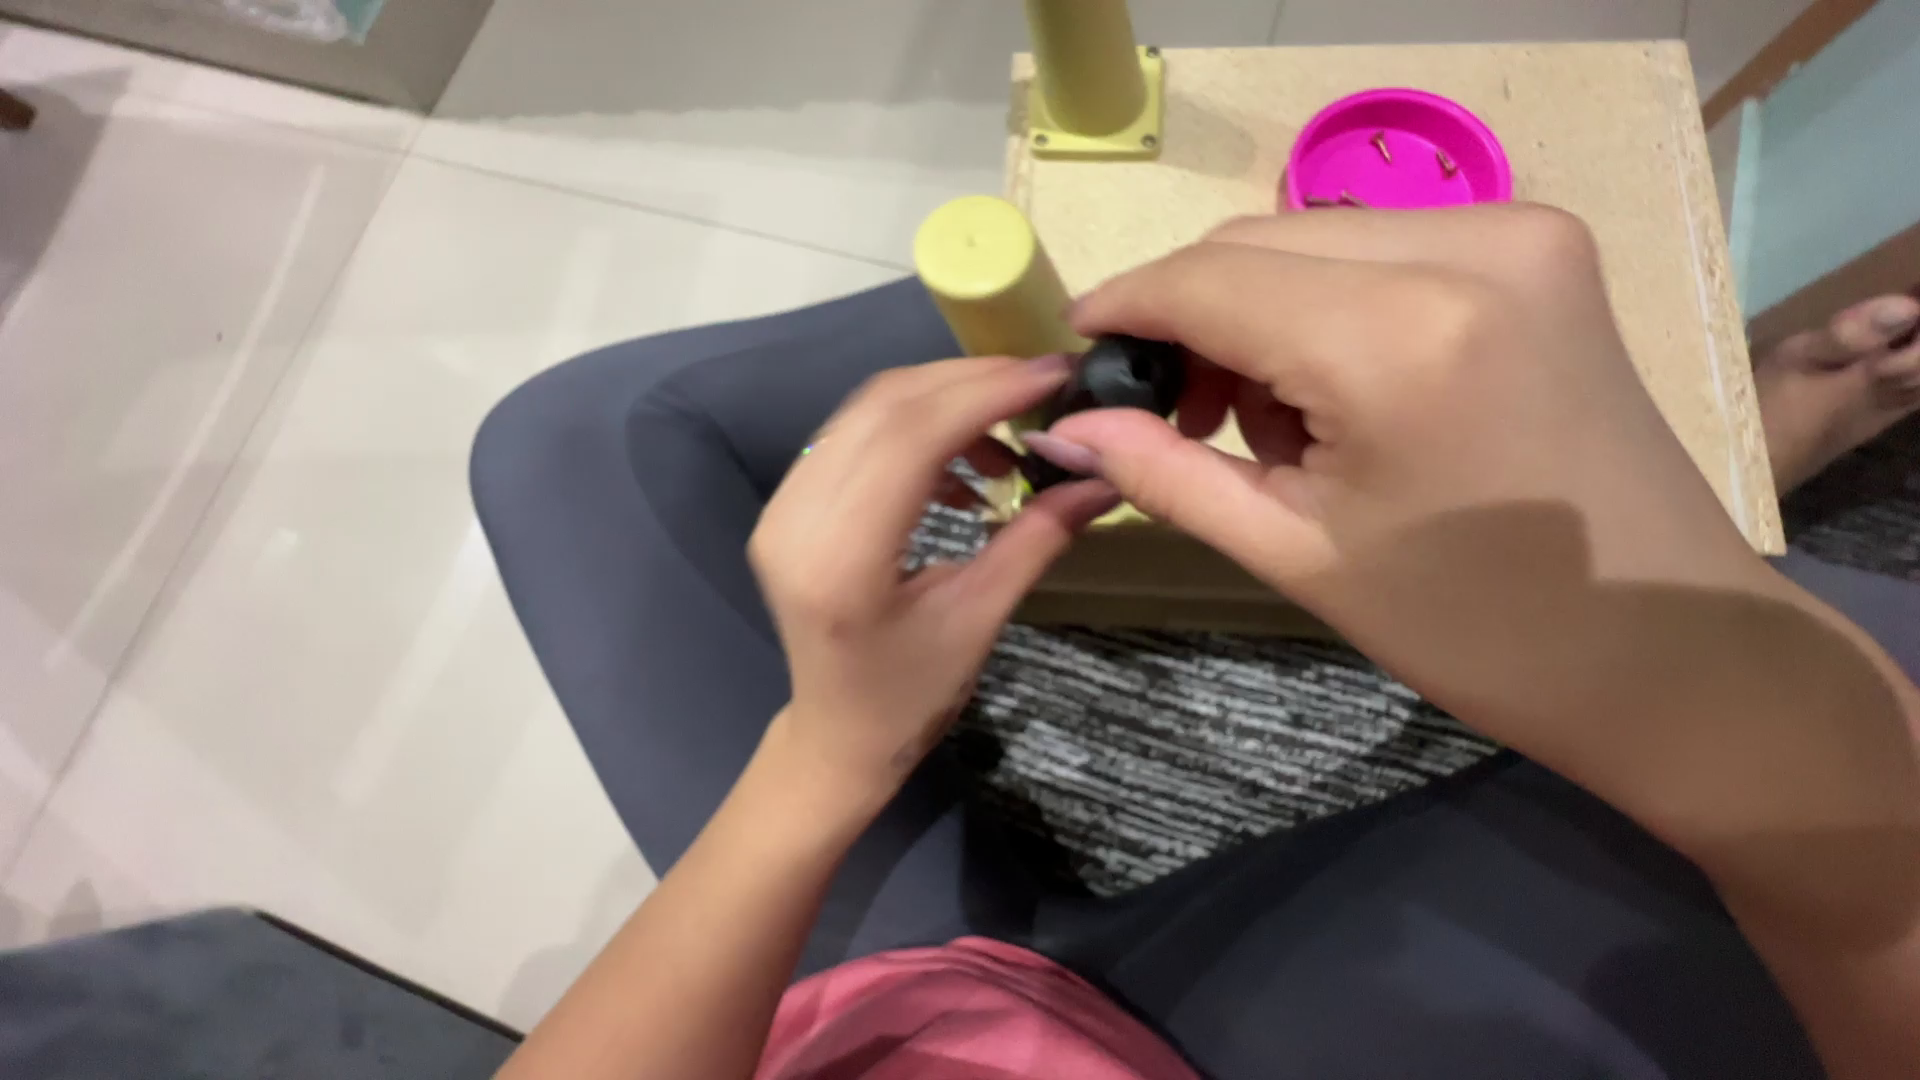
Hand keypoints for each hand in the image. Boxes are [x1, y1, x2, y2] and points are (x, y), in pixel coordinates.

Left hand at [750, 355, 1119, 800]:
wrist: (837, 733)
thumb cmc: (909, 696)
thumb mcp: (980, 619)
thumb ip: (1037, 538)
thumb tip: (1105, 476)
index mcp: (841, 560)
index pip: (908, 438)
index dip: (983, 393)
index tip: (1051, 375)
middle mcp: (795, 520)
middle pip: (883, 408)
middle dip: (968, 383)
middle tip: (1039, 388)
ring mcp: (781, 508)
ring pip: (865, 412)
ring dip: (941, 403)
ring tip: (1004, 439)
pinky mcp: (787, 505)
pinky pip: (853, 436)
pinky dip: (911, 430)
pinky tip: (957, 469)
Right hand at [1041, 206, 1910, 818]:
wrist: (1667, 650)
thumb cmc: (1467, 626)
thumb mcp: (1290, 552)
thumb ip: (1160, 472)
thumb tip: (1062, 429)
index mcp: (1395, 337)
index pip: (1207, 281)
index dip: (1123, 307)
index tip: (1075, 347)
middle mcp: (1466, 246)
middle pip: (1251, 244)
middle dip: (1184, 319)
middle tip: (1164, 412)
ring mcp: (1517, 234)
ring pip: (1306, 241)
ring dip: (1248, 316)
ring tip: (1258, 424)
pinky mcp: (1539, 249)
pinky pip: (1370, 249)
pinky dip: (1314, 307)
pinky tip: (1325, 394)